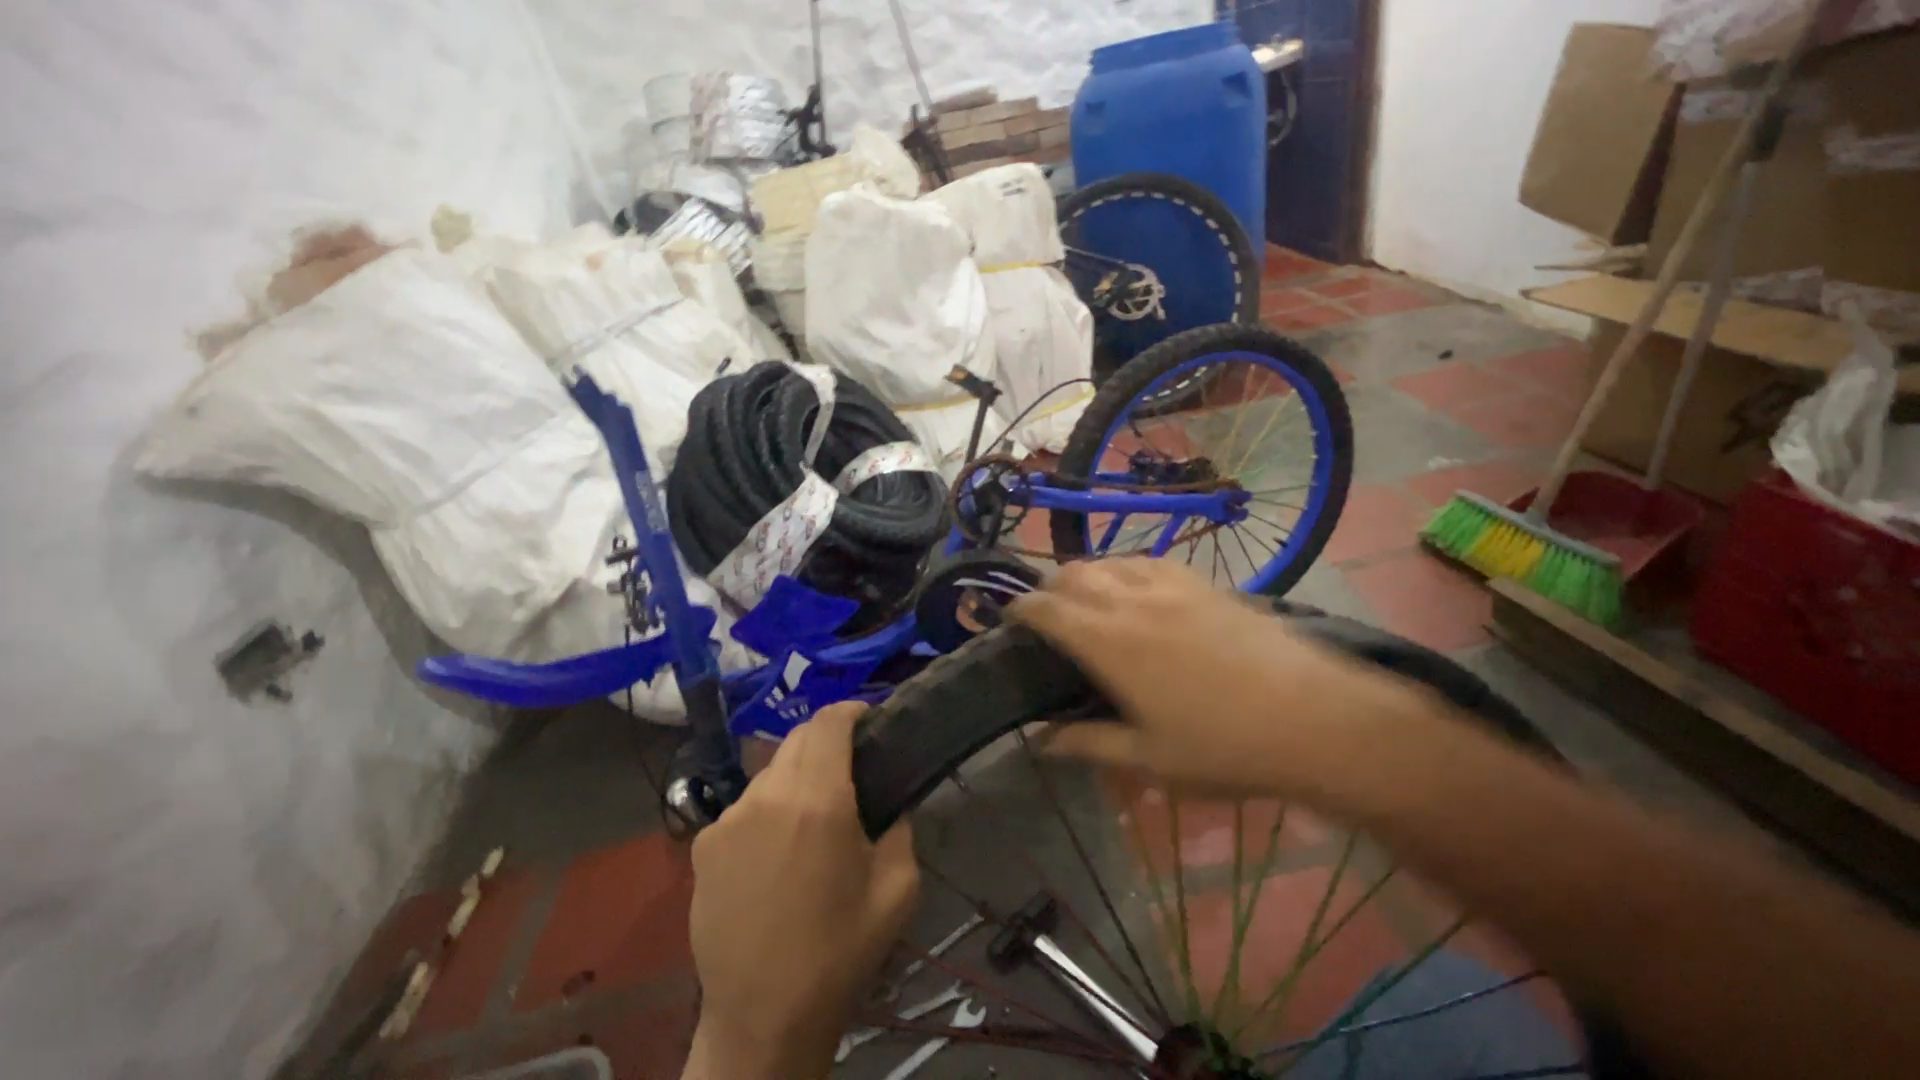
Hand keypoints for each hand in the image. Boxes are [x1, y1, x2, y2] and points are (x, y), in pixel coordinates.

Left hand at [682, 703, 919, 1079]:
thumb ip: (899, 827)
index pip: (828, 723)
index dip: (851, 711)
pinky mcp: (703, 847)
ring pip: (768, 775)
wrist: (764, 1014)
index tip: (869, 719)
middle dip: (825, 742)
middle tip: (849, 770)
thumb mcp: (898, 888)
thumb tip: (889, 800)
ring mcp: (726, 820)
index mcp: (817, 800)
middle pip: (796, 740)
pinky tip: (776, 855)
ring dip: (794, 779)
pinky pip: (743, 810)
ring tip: (811, 820)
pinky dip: (766, 813)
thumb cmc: (840, 951)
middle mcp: (765, 796)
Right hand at [1010, 559, 1426, 798]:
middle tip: (1048, 618)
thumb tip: (1042, 740)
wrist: (1314, 718)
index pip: (1047, 607)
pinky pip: (1150, 562)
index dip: (1021, 609)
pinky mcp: (1208, 584)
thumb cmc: (1223, 747)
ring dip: (1087, 576)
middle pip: (1074, 574)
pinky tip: (1138, 591)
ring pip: (1112, 562)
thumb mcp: (1149, 759)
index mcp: (1109, 641)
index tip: (1010, 621)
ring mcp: (1174, 586)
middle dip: (1050, 589)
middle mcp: (1133, 600)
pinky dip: (1127, 570)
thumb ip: (1089, 744)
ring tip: (1088, 602)